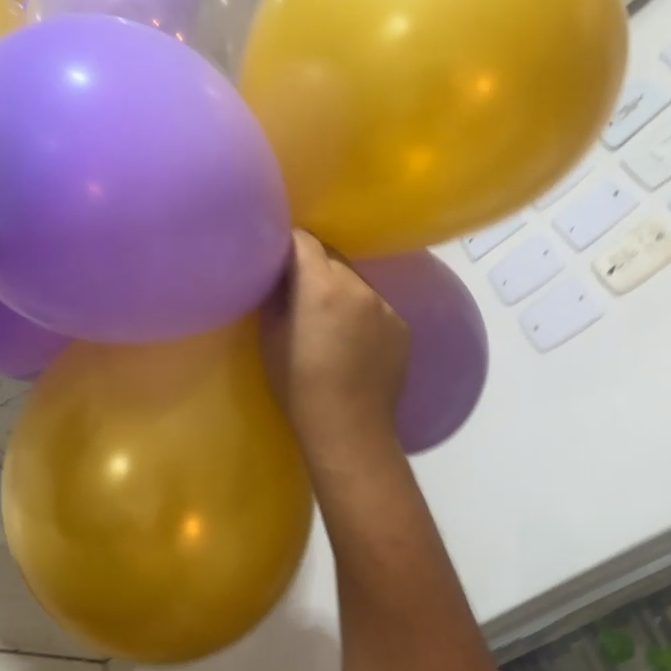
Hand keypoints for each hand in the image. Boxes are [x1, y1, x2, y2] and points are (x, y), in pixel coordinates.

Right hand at [260, 230, 409, 460]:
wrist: (349, 430)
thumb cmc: (297, 383)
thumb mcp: (269, 335)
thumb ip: (274, 293)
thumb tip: (275, 272)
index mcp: (321, 284)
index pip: (303, 240)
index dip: (287, 244)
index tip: (275, 257)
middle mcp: (357, 285)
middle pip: (331, 257)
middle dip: (312, 266)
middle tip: (295, 290)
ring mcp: (385, 305)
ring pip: (354, 281)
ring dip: (338, 289)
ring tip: (325, 319)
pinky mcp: (401, 326)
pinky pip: (374, 305)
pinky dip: (359, 312)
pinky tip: (351, 340)